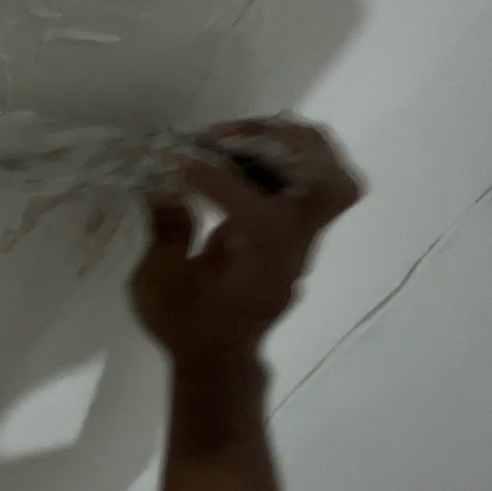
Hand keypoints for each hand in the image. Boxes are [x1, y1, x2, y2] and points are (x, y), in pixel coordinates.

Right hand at [131, 117, 361, 371]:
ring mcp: (301, 239)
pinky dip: (284, 155)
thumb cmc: (187, 326)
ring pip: (332, 177)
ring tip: (235, 134)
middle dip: (282, 146)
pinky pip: (310, 182)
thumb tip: (162, 189)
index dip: (214, 178)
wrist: (219, 356)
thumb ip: (166, 233)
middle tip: (227, 136)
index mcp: (263, 265)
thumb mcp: (159, 285)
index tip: (172, 162)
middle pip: (330, 186)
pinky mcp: (292, 230)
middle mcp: (295, 247)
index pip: (257, 210)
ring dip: (288, 143)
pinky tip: (239, 150)